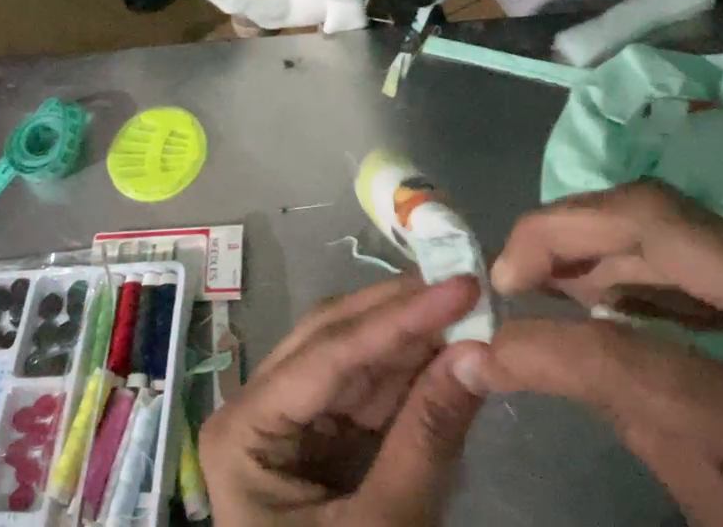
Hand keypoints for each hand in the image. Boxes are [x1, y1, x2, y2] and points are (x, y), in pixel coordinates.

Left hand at [198, 276, 489, 525]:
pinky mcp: (324, 438)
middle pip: (333, 342)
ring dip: (411, 336)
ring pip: (353, 359)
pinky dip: (410, 372)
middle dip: (401, 314)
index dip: (398, 318)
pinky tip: (447, 348)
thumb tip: (479, 353)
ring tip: (467, 307)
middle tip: (467, 284)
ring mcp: (290, 420)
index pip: (328, 355)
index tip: (458, 285)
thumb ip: (428, 437)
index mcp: (243, 428)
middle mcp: (259, 407)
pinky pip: (369, 392)